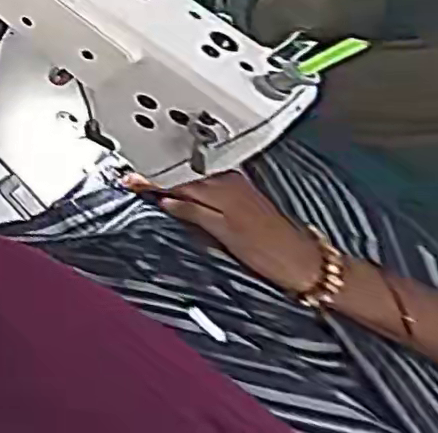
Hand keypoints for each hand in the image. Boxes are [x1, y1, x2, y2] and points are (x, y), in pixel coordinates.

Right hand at [127, 171, 323, 294]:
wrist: (309, 265)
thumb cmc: (268, 253)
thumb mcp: (223, 234)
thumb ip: (191, 212)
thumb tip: (165, 199)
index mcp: (217, 188)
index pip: (172, 180)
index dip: (147, 180)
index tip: (128, 180)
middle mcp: (224, 180)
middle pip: (180, 173)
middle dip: (154, 174)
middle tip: (130, 177)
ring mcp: (234, 183)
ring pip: (191, 176)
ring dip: (169, 176)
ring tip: (148, 180)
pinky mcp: (240, 190)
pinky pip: (204, 181)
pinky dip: (187, 182)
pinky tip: (179, 187)